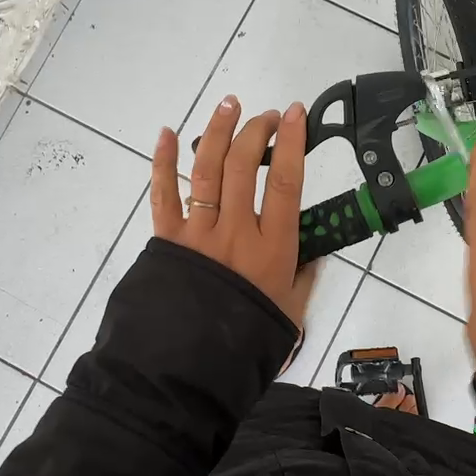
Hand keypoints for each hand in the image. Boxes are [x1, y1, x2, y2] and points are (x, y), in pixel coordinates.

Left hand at [153, 95, 320, 325]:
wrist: (186, 371)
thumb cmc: (246, 343)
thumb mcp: (291, 314)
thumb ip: (303, 279)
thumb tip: (313, 254)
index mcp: (271, 249)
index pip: (284, 181)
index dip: (292, 142)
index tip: (296, 114)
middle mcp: (234, 232)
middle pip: (243, 165)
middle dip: (256, 130)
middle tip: (266, 115)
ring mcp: (197, 233)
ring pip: (207, 168)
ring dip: (218, 131)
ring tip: (228, 104)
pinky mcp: (166, 239)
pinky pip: (162, 193)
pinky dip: (163, 160)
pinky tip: (167, 133)